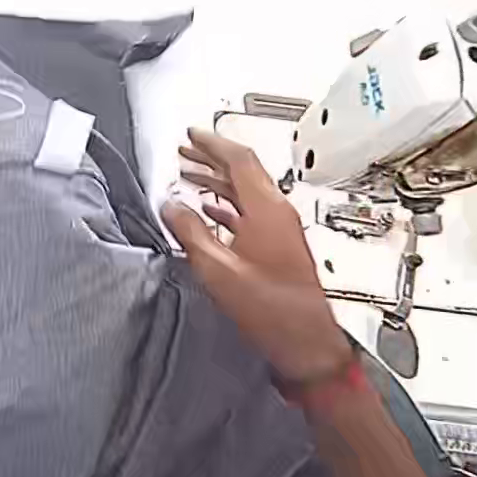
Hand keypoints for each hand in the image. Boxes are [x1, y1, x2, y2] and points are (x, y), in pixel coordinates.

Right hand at [160, 127, 357, 388]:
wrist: (304, 341)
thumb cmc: (271, 309)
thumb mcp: (217, 269)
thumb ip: (191, 232)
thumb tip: (171, 206)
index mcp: (267, 210)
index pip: (239, 160)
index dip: (212, 144)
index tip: (192, 135)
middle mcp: (278, 213)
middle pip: (243, 171)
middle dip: (211, 158)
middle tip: (185, 150)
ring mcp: (281, 228)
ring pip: (246, 191)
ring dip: (217, 180)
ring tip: (190, 174)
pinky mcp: (279, 244)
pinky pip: (250, 211)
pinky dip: (226, 204)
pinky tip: (209, 210)